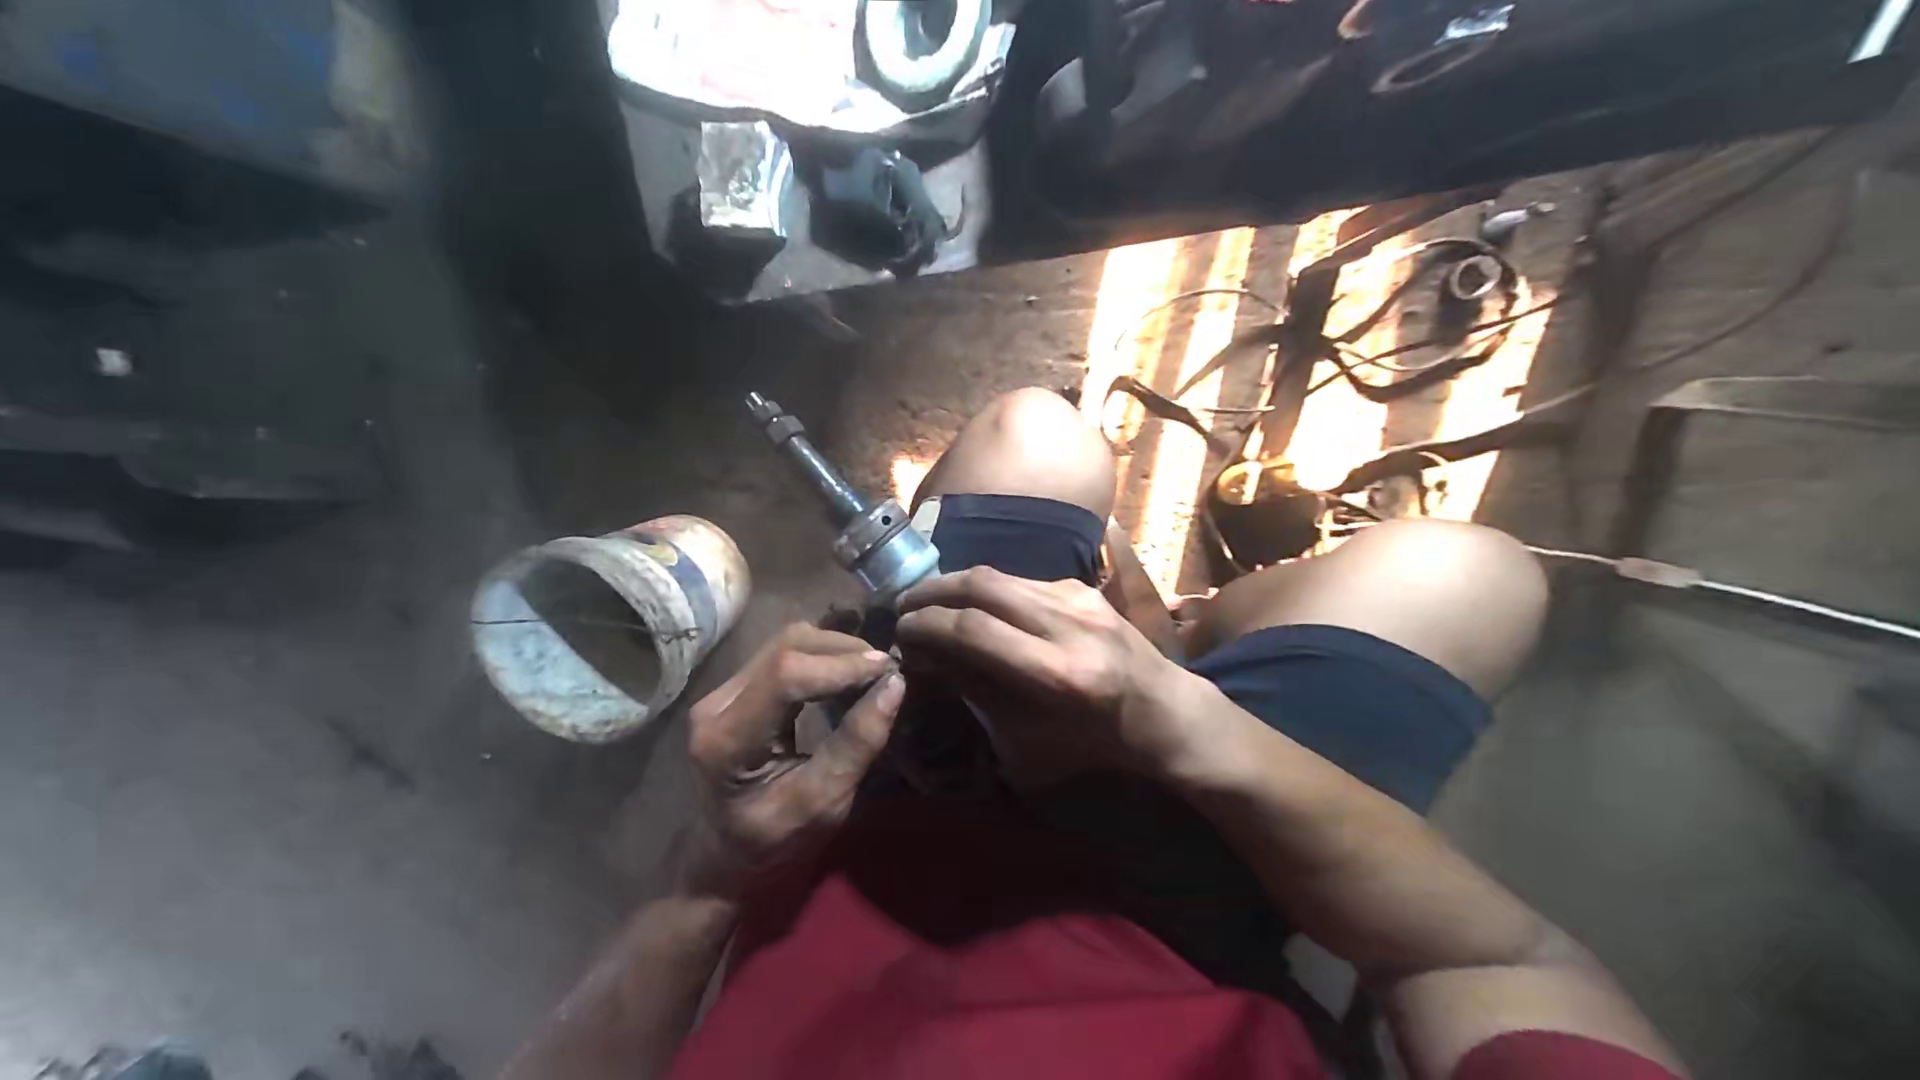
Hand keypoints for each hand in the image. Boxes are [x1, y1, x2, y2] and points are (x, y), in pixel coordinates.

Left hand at [682, 624, 903, 897]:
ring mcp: (721, 692)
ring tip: (871, 670)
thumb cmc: (776, 844)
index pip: (785, 678)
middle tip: (886, 670)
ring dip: (835, 648)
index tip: (889, 671)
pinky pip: (782, 653)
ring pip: (785, 642)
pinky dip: (821, 655)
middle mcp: (715, 705)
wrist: (726, 855)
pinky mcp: (734, 687)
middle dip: (843, 651)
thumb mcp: (824, 805)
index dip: (841, 666)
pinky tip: (846, 672)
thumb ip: (857, 744)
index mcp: (727, 742)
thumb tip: (895, 685)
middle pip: (786, 648)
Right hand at [894, 566, 1199, 782]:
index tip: (899, 631)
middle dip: (933, 591)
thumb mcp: (1026, 735)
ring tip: (930, 601)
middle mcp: (1069, 624)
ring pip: (1001, 575)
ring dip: (957, 585)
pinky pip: (1022, 580)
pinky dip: (990, 591)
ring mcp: (1080, 598)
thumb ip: (974, 688)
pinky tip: (977, 606)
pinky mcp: (1083, 587)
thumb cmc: (1093, 741)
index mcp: (1057, 673)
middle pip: (983, 585)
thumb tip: (925, 656)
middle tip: (904, 606)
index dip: (927, 625)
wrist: (1161, 710)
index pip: (974, 630)